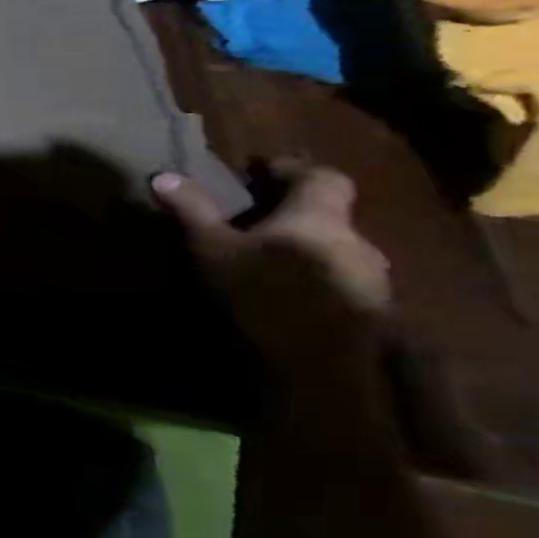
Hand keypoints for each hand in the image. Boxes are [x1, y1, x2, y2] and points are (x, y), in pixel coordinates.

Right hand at [154, 160, 391, 366]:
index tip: (264, 171)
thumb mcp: (212, 247)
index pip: (323, 177)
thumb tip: (163, 174)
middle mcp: (357, 241)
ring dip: (311, 248)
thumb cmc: (262, 293)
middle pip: (332, 216)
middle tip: (260, 219)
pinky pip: (345, 282)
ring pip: (340, 251)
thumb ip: (193, 210)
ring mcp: (373, 280)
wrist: (320, 368)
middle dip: (299, 214)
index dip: (295, 169)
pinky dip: (320, 278)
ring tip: (273, 258)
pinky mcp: (375, 315)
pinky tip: (292, 293)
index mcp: (320, 218)